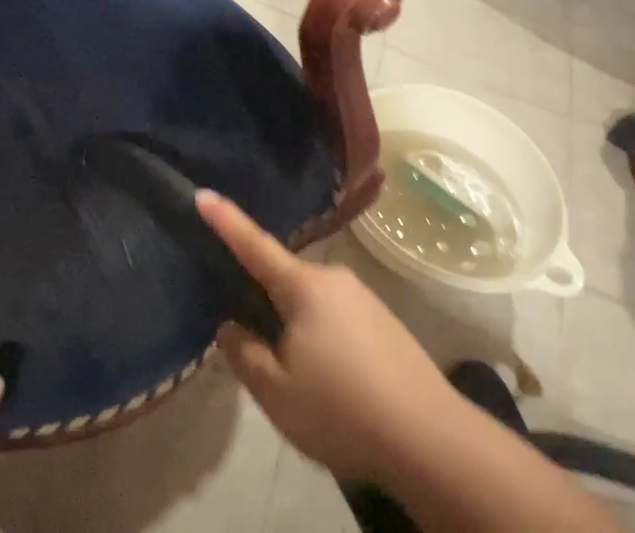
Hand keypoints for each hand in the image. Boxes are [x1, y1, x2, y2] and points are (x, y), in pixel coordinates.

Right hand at [195, 189, 460, 484]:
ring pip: (309, 305)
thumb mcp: (274, 389)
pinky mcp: (384, 324)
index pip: (254, 245)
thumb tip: (232, 326)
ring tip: (295, 381)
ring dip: (293, 329)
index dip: (225, 220)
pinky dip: (320, 340)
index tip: (202, 193)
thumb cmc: (342, 409)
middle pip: (283, 281)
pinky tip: (328, 383)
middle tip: (253, 352)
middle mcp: (335, 281)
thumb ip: (243, 351)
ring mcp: (365, 300)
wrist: (433, 442)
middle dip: (262, 305)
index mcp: (304, 287)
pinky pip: (334, 320)